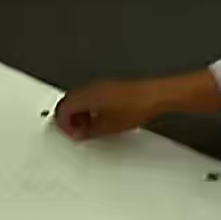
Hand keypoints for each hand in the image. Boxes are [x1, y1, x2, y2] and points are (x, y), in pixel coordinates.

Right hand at [53, 71, 220, 140]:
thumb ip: (89, 130)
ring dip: (78, 112)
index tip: (69, 133)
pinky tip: (99, 117)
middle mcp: (89, 89)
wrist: (157, 96)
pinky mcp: (110, 87)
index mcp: (84, 97)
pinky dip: (88, 107)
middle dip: (68, 117)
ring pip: (78, 99)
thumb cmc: (136, 107)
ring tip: (87, 126)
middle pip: (67, 102)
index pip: (62, 109)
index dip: (62, 123)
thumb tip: (81, 133)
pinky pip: (90, 96)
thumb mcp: (108, 127)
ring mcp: (100, 86)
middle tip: (74, 131)